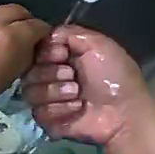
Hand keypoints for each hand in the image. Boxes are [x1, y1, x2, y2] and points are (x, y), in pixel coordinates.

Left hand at [0, 5, 49, 128]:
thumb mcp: (6, 79)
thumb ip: (23, 58)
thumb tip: (29, 50)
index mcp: (9, 37)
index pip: (37, 26)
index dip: (43, 36)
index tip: (42, 47)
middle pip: (19, 11)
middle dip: (26, 23)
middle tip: (25, 42)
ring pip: (0, 11)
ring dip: (7, 22)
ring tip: (3, 43)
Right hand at [22, 25, 154, 146]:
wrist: (125, 112)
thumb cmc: (115, 77)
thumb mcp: (99, 44)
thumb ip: (70, 32)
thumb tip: (48, 34)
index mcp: (61, 57)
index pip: (35, 50)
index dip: (46, 52)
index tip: (63, 54)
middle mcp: (51, 77)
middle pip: (29, 71)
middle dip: (51, 73)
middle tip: (73, 76)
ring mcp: (48, 100)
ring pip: (30, 92)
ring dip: (55, 92)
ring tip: (77, 94)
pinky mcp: (49, 121)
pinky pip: (39, 112)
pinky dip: (59, 109)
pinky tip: (77, 109)